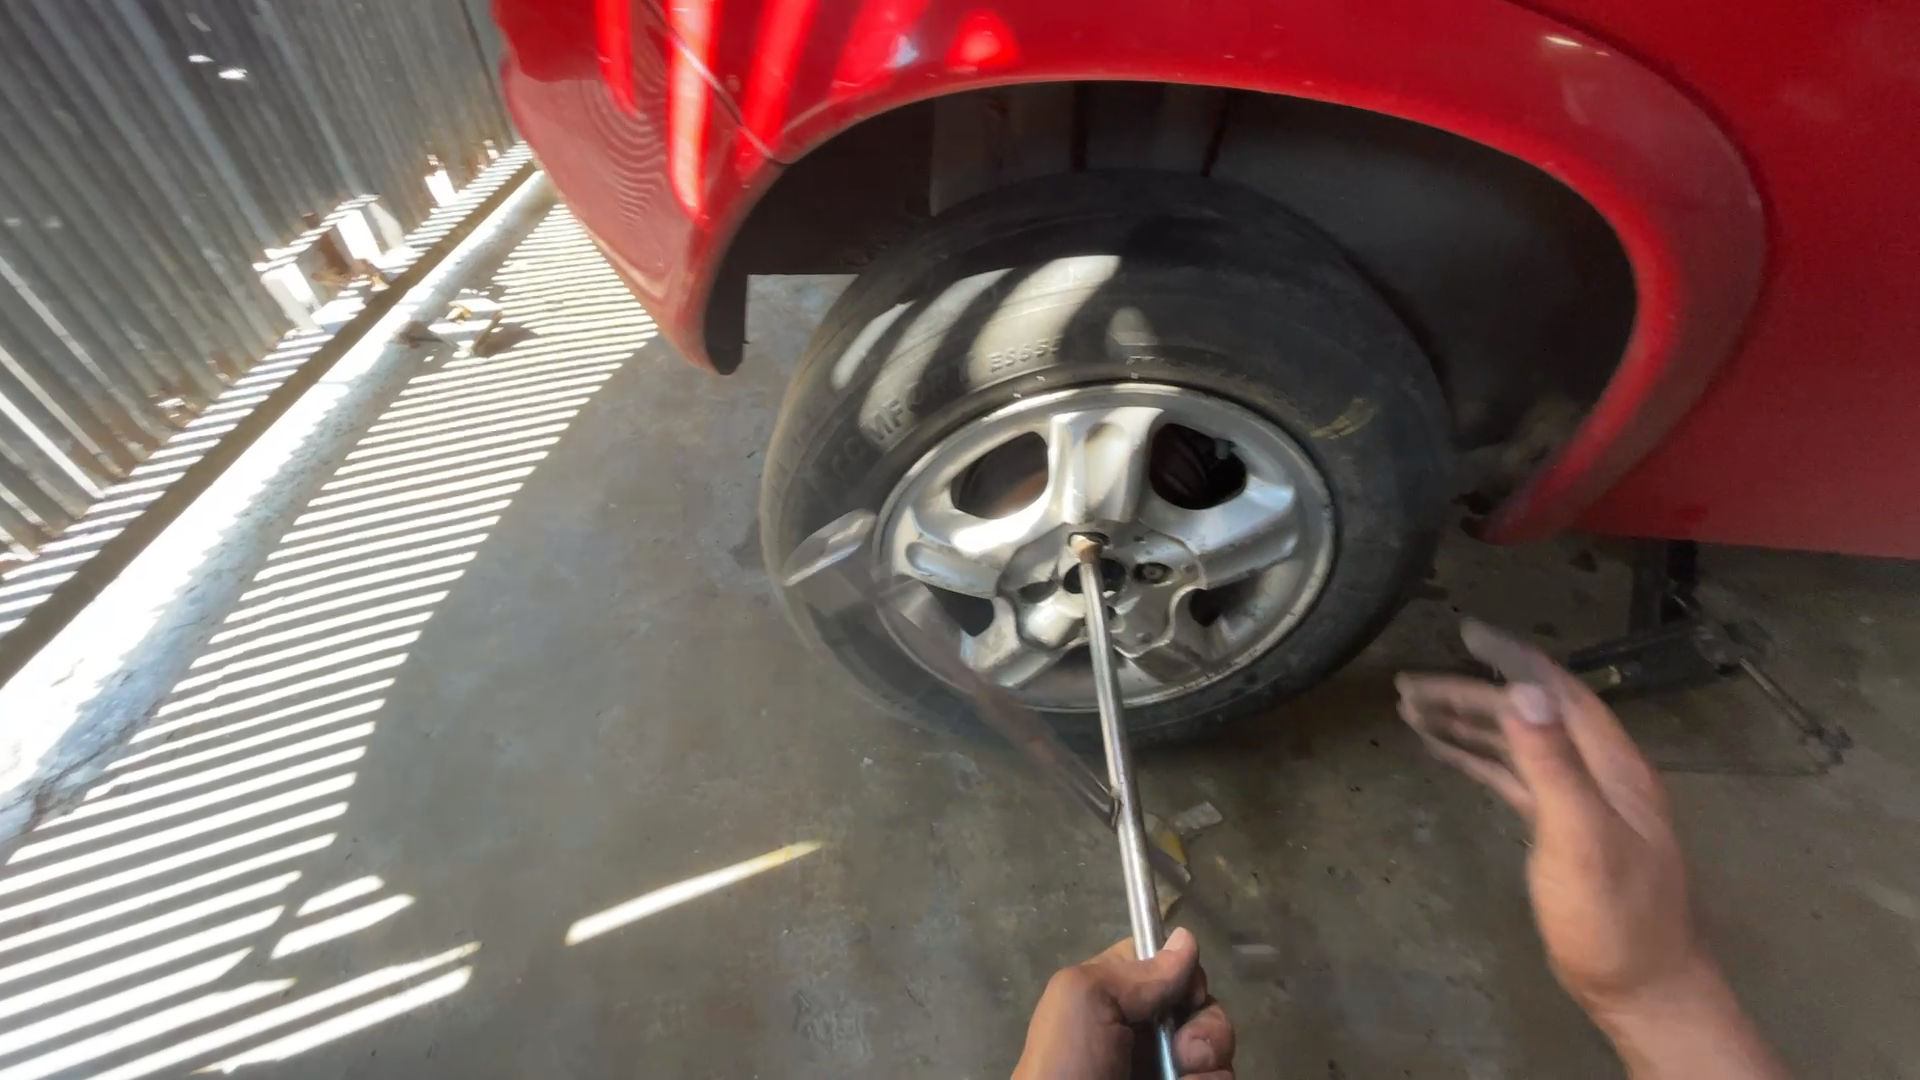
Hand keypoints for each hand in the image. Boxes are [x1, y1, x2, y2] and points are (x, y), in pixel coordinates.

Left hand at [1012, 927, 1234, 1079]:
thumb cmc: (1068, 1063)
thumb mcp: (1084, 998)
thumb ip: (1138, 972)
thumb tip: (1187, 938)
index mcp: (1118, 992)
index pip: (1170, 962)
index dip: (1183, 974)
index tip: (1180, 992)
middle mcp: (1147, 1027)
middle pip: (1204, 1007)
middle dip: (1206, 1028)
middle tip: (1183, 1051)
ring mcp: (1166, 1067)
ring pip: (1218, 1052)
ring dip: (1208, 1065)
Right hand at [1397, 621, 1786, 1079]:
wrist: (1642, 990)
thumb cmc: (1614, 916)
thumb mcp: (1581, 835)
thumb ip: (1552, 762)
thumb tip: (1521, 691)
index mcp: (1609, 765)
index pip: (1558, 691)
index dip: (1513, 657)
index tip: (1466, 633)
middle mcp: (1593, 771)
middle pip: (1524, 714)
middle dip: (1466, 693)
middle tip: (1408, 684)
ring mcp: (1574, 798)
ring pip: (1511, 741)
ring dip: (1463, 721)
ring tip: (1409, 708)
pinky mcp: (1554, 823)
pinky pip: (1506, 772)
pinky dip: (1471, 754)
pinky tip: (1440, 748)